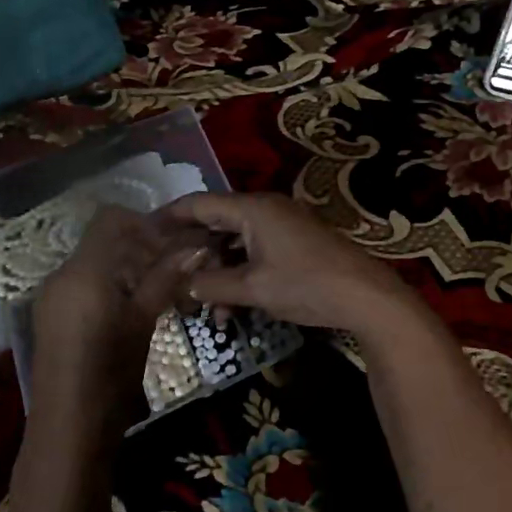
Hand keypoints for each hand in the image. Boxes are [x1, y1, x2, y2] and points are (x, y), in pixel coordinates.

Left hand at [30, 206, 209, 431]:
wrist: (69, 424)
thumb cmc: (111, 372)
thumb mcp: (142, 322)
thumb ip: (165, 279)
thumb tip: (195, 247)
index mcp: (83, 271)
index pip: (110, 219)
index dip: (142, 224)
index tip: (170, 245)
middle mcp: (61, 274)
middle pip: (101, 241)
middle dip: (138, 248)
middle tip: (172, 271)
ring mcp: (51, 295)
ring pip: (92, 263)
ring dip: (125, 268)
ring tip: (156, 295)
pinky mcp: (49, 314)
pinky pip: (80, 284)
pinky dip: (107, 285)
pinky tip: (130, 311)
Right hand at [159, 193, 420, 333]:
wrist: (367, 297)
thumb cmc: (306, 285)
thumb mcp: (253, 288)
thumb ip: (212, 285)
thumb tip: (184, 285)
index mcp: (252, 209)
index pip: (199, 204)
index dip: (169, 216)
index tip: (143, 230)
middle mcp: (265, 209)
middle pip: (216, 223)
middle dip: (193, 252)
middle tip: (167, 273)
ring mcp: (282, 226)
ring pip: (235, 242)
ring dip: (218, 272)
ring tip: (204, 306)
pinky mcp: (294, 243)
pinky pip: (255, 251)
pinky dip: (240, 274)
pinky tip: (232, 308)